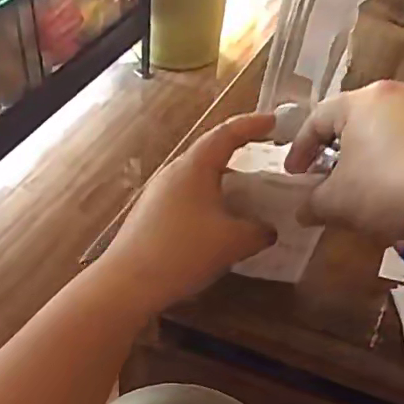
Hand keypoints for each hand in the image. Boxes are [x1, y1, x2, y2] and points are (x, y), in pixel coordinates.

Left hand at [93, 112, 275, 311]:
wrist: (130, 283)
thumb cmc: (184, 252)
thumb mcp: (233, 242)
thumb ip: (258, 232)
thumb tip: (269, 231)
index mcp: (194, 167)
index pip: (227, 134)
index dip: (252, 125)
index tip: (274, 121)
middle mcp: (174, 173)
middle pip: (211, 156)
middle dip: (240, 159)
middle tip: (264, 166)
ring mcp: (158, 195)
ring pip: (199, 182)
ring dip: (224, 188)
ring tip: (246, 202)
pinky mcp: (151, 217)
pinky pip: (188, 203)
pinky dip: (209, 207)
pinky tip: (219, 230)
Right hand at [285, 81, 403, 247]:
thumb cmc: (392, 188)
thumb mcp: (340, 202)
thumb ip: (315, 204)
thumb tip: (302, 210)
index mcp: (362, 101)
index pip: (319, 118)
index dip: (300, 148)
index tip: (293, 174)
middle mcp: (400, 97)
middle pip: (359, 126)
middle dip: (341, 160)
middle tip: (331, 189)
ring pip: (392, 142)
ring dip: (375, 172)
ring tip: (371, 205)